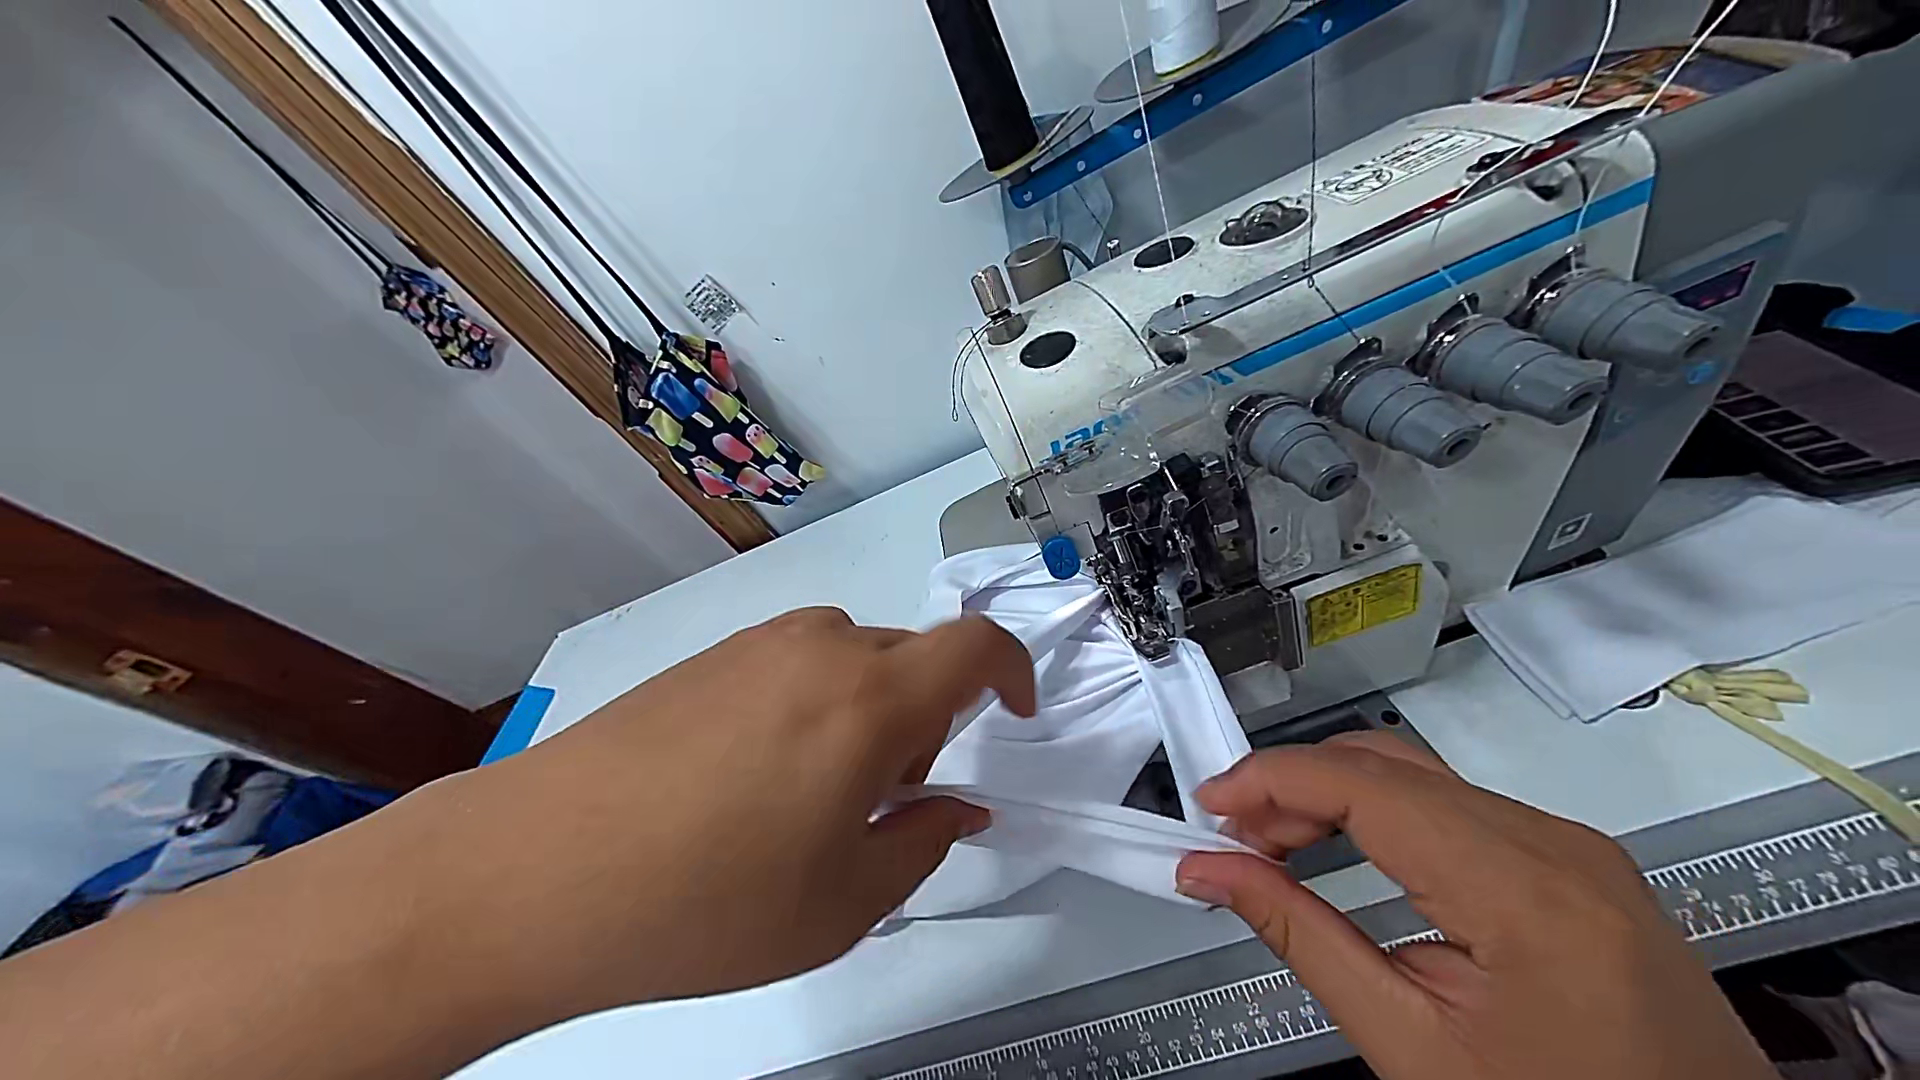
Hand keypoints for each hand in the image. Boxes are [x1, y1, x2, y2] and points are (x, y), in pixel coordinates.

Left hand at [0, 608, 1034, 1079]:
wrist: (535, 867)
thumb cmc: (706, 902)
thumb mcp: (842, 905)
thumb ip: (923, 844)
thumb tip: (961, 807)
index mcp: (871, 700)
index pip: (977, 645)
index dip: (1013, 670)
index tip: (1014, 714)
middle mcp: (826, 648)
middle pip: (917, 659)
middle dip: (930, 718)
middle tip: (889, 797)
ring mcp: (765, 642)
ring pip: (860, 658)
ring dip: (873, 709)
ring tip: (819, 788)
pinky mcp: (717, 652)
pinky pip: (804, 659)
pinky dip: (821, 699)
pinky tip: (760, 767)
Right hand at [1174, 733, 1772, 1079]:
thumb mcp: (1409, 1045)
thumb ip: (1297, 936)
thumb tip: (1206, 870)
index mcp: (1522, 891)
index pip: (1363, 785)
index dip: (1269, 778)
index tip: (1208, 804)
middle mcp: (1553, 842)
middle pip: (1383, 764)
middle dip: (1291, 785)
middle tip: (1234, 834)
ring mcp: (1567, 843)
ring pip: (1410, 773)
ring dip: (1327, 793)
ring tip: (1274, 843)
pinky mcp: (1566, 855)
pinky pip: (1447, 800)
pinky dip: (1374, 810)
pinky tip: (1340, 844)